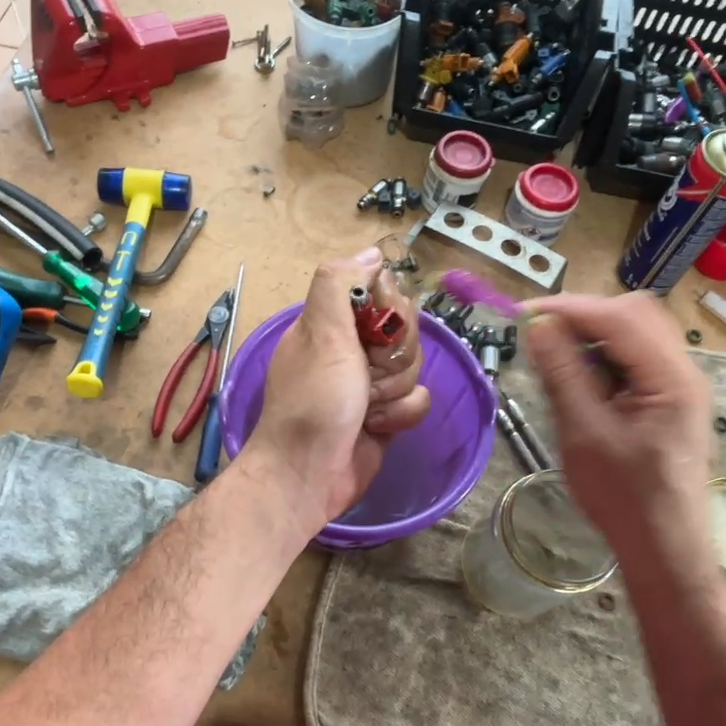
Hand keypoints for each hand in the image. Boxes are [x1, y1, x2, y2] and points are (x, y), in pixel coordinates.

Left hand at [246, 248, 430, 527]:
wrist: (309, 473)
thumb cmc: (314, 401)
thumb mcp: (320, 332)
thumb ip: (339, 283)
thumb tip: (372, 252)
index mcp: (331, 323)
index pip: (383, 293)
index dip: (389, 312)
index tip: (373, 331)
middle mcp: (350, 348)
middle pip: (404, 331)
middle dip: (393, 357)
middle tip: (365, 375)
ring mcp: (368, 384)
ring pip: (414, 367)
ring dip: (394, 390)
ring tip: (366, 408)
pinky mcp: (386, 415)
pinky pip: (416, 401)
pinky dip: (401, 416)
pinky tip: (377, 428)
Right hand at [523, 292, 711, 564]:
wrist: (664, 545)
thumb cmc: (623, 496)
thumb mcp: (583, 431)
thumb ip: (563, 373)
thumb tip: (539, 326)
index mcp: (669, 376)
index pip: (618, 317)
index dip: (568, 307)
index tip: (523, 314)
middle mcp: (684, 370)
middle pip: (635, 313)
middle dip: (584, 315)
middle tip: (541, 333)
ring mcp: (681, 384)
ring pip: (638, 332)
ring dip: (595, 334)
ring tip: (557, 356)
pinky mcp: (673, 399)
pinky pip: (639, 357)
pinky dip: (607, 355)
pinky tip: (582, 378)